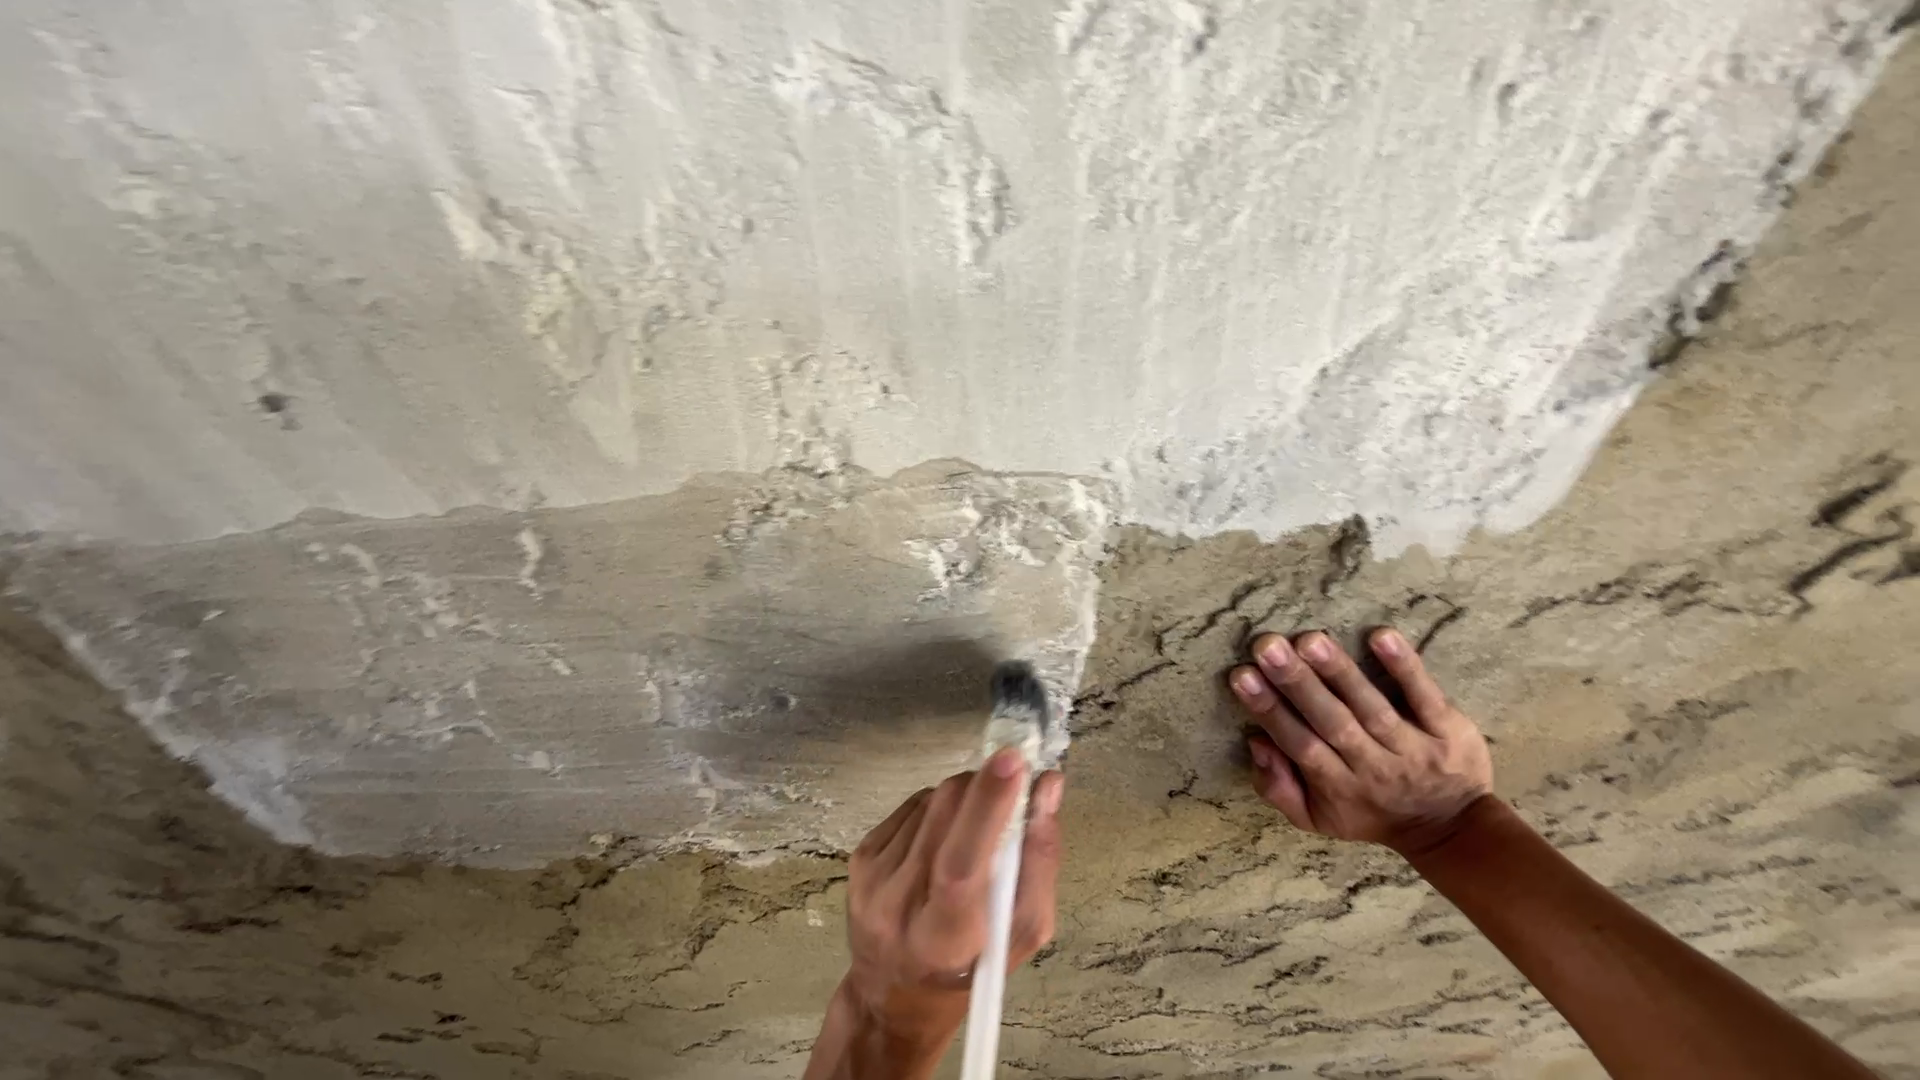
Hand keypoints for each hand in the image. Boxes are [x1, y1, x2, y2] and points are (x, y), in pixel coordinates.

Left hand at [839, 750, 1065, 1036]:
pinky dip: (938, 808)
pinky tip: (943, 837)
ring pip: (931, 800)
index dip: (987, 809)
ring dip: (963, 800)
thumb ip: (1041, 860)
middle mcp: (898, 906)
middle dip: (984, 788)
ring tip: (972, 831)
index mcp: (944, 939)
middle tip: (1008, 791)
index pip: (961, 865)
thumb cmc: (973, 967)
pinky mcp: (860, 856)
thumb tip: (1047, 786)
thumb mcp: (1023, 932)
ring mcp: (872, 878)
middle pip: (945, 815)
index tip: (1012, 762)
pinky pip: (911, 805)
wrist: (893, 992)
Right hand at [1229, 627, 1492, 855]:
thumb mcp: (1315, 818)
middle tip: (1266, 646)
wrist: (1450, 831)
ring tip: (1309, 639)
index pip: (1298, 744)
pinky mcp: (1448, 729)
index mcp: (1336, 785)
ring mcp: (1412, 747)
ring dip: (1339, 671)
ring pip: (1370, 706)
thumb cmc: (1368, 813)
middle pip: (1330, 721)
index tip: (1241, 675)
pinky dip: (1405, 666)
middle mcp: (1372, 765)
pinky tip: (1381, 636)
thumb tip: (1256, 741)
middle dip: (1296, 683)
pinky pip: (1425, 696)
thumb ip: (1277, 787)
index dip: (1269, 710)